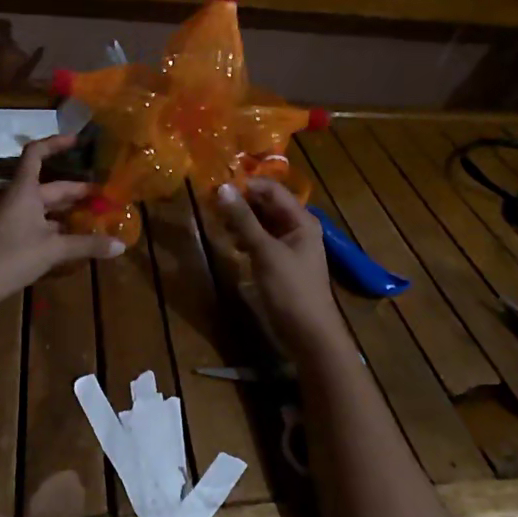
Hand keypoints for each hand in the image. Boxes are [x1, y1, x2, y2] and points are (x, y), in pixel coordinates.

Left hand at [0, 136, 124, 309]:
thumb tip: (121, 245)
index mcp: (24, 191)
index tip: (78, 142)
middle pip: (49, 186)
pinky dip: (56, 227)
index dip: (56, 143)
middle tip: (103, 196)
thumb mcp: (53, 250)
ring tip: (93, 215)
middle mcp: (18, 199)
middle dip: (76, 190)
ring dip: (67, 209)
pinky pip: (37, 224)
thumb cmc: (13, 256)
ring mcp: (12, 219)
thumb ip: (87, 245)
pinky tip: (72, 238)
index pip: (36, 153)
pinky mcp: (10, 238)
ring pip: (44, 207)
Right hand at [215, 178, 340, 350]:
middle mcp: (296, 228)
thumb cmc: (290, 288)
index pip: (271, 189)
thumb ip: (243, 220)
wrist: (307, 332)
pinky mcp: (278, 262)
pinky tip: (229, 241)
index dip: (246, 184)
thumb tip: (223, 188)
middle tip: (210, 202)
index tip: (215, 186)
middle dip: (240, 202)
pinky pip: (260, 240)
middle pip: (266, 204)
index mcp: (301, 220)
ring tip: (215, 220)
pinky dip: (244, 237)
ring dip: (240, 219)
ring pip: (261, 222)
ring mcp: (288, 246)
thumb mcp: (264, 251)